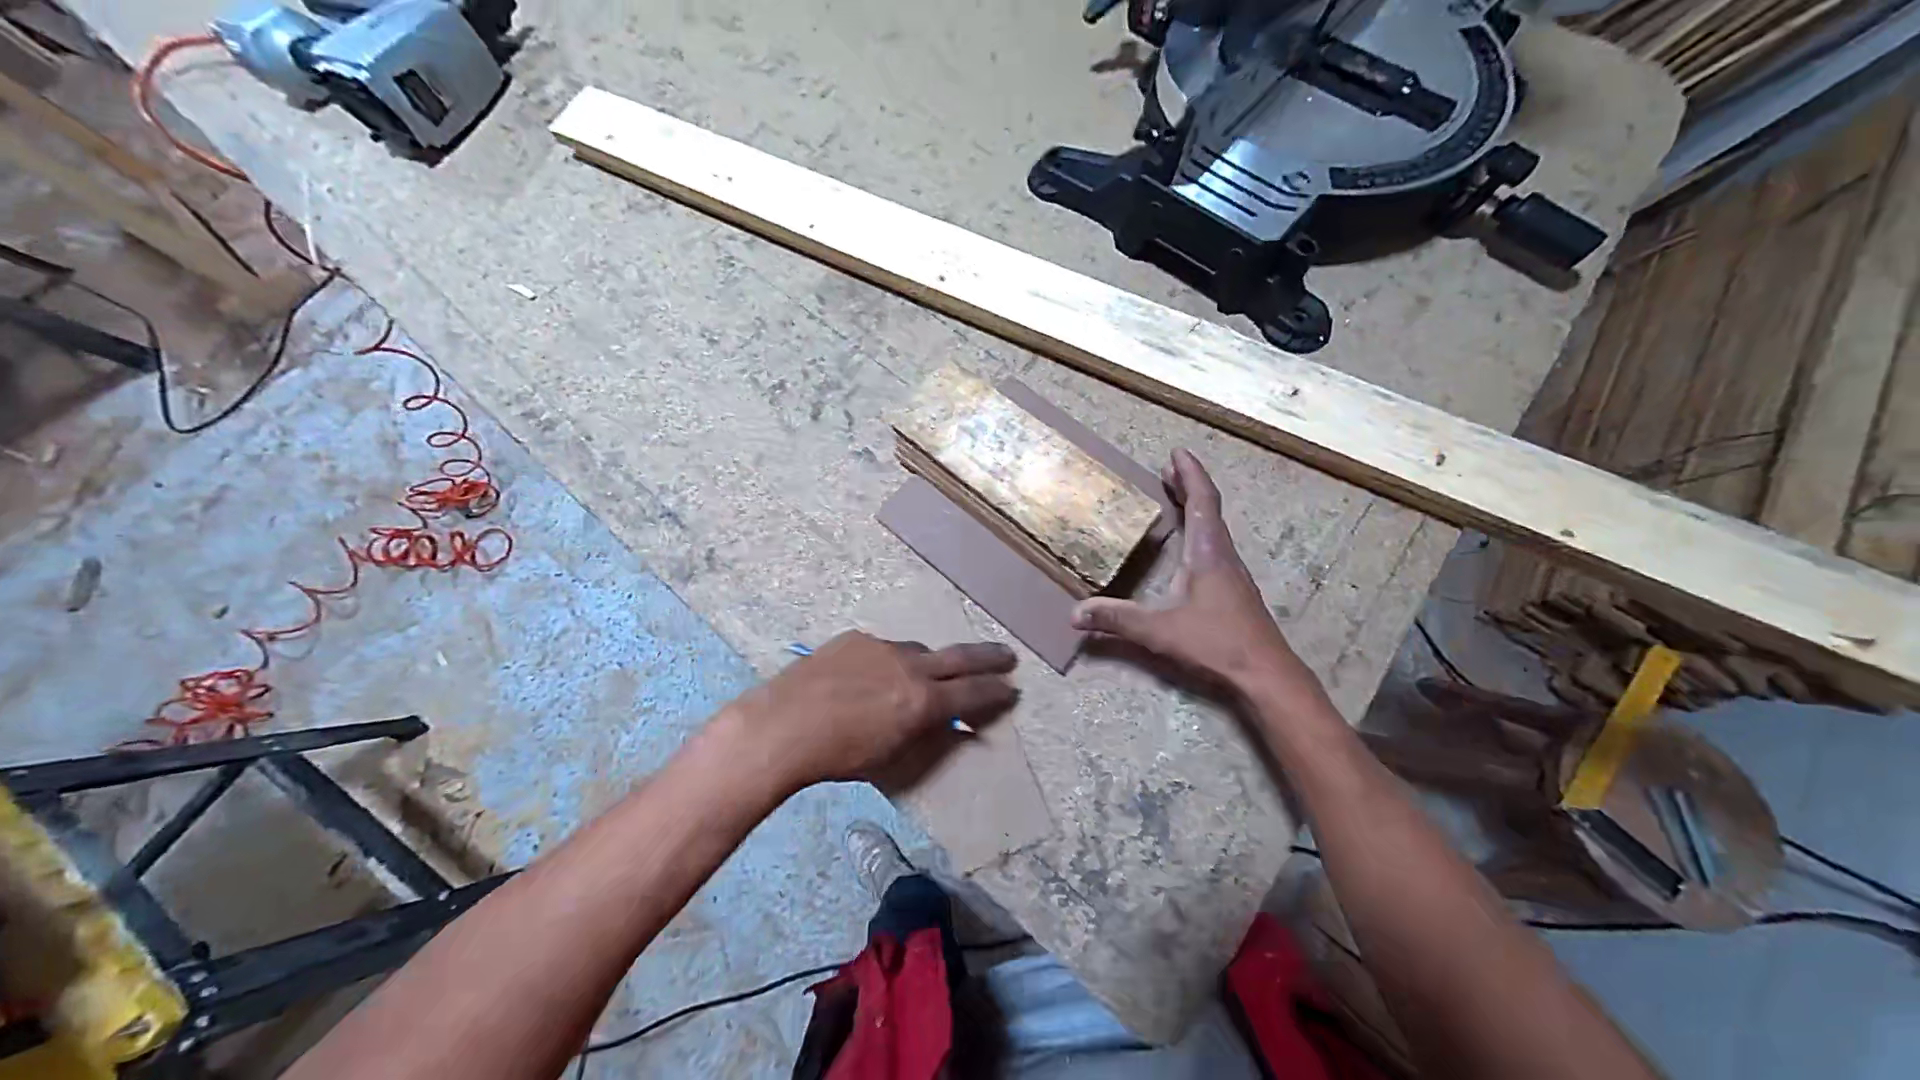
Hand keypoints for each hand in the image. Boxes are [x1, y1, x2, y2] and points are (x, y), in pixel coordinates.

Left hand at [723, 631, 1017, 790]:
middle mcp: (910, 667)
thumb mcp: (892, 758)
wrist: (782, 726)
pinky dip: (889, 661)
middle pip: (960, 657)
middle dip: (989, 657)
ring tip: (926, 674)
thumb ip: (926, 736)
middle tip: (1007, 656)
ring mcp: (882, 648)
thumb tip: (949, 725)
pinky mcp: (855, 639)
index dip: (996, 692)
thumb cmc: (838, 757)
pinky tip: (872, 676)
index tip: (1011, 688)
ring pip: (918, 651)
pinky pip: (883, 649)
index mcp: (924, 701)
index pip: (973, 693)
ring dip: (929, 662)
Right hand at [1072, 450, 1311, 695]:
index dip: (1190, 474)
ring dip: (1196, 508)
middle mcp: (1223, 555)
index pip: (1202, 500)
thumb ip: (1116, 620)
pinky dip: (1199, 532)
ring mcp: (1232, 574)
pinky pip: (1215, 547)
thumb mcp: (1158, 631)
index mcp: (1208, 552)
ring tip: (1175, 500)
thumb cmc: (1216, 643)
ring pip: (1214, 528)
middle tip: (1168, 470)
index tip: (1177, 452)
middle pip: (1209, 509)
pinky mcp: (1234, 591)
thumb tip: (1074, 613)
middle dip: (1188, 485)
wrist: (1266, 674)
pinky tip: (1188, 550)